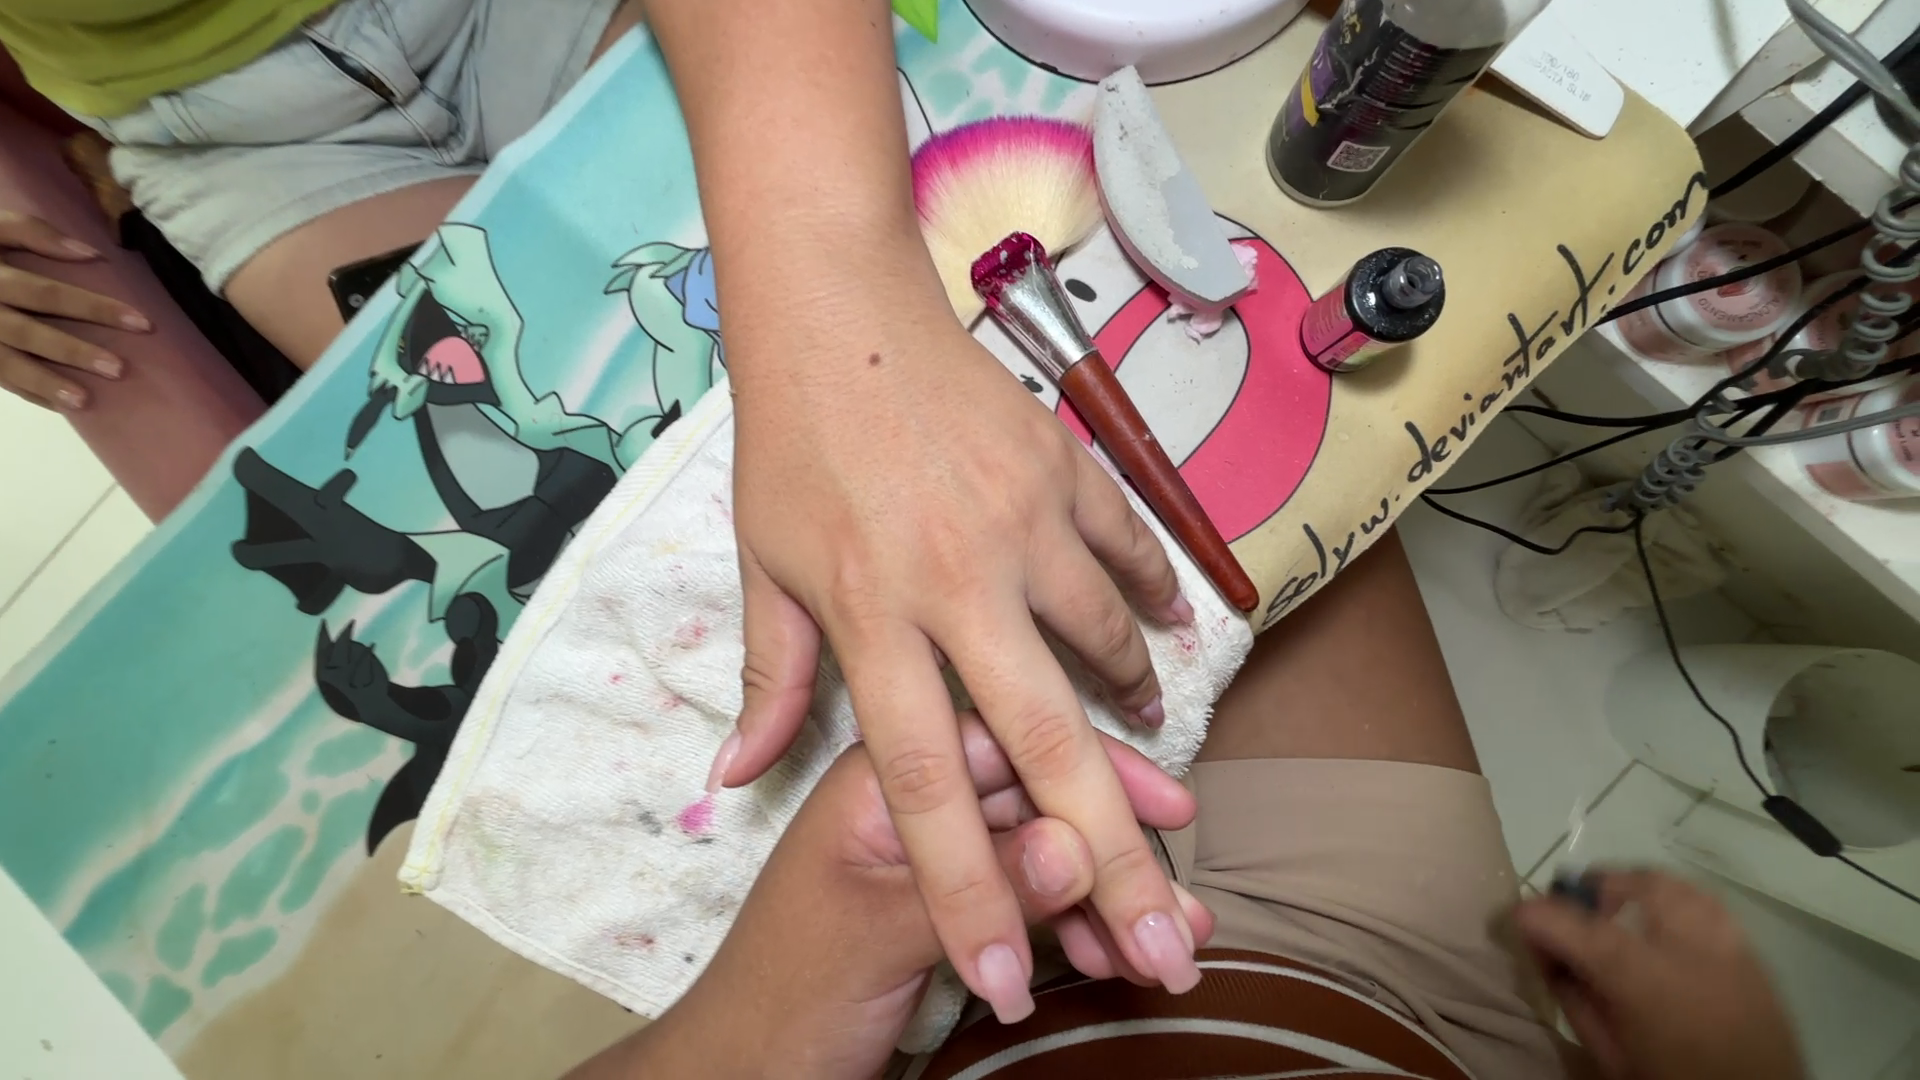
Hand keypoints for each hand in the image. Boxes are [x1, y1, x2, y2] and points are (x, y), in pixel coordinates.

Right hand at [0, 211, 148, 409]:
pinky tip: (65, 408)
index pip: (44, 293)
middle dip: (70, 351)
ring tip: (84, 400)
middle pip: (25, 332)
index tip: (144, 324)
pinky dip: (29, 393)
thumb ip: (29, 231)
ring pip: (4, 361)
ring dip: (43, 381)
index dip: (91, 307)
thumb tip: (91, 254)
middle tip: (119, 369)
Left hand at [580, 716, 1212, 1079]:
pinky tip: (1115, 957)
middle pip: (1036, 800)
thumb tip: (1081, 844)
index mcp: (885, 772)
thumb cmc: (788, 991)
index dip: (1093, 774)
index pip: (1006, 745)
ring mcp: (936, 848)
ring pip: (1040, 852)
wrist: (742, 1071)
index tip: (1170, 810)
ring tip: (1169, 950)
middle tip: (1181, 905)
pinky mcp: (950, 899)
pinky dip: (1074, 928)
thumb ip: (980, 886)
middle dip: (1114, 850)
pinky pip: (1027, 897)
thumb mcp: (880, 935)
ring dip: (1104, 900)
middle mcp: (917, 795)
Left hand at [719, 269, 1198, 1021]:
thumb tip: (736, 772)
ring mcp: (1024, 518)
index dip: (963, 889)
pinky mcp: (1063, 466)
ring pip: (1108, 642)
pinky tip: (1164, 627)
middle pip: (1046, 740)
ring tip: (1150, 733)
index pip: (922, 780)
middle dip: (1112, 856)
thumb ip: (769, 675)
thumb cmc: (793, 443)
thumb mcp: (763, 564)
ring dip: (1135, 702)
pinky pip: (1131, 550)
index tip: (1003, 975)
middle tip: (1168, 939)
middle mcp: (957, 579)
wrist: (839, 316)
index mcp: (871, 614)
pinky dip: (1154, 598)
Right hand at [1517, 869, 1804, 1079]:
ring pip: (1677, 887)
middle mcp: (1687, 954)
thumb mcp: (1604, 1047)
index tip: (1519, 918)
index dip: (1531, 913)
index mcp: (1639, 979)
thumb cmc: (1669, 1079)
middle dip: (1595, 884)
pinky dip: (1676, 904)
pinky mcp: (1757, 965)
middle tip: (1578, 905)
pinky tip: (1664, 928)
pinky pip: (1711, 910)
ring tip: (1622, 908)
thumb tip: (1545, 949)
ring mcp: (1729, 954)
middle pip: (1632, 885)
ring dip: (1638, 888)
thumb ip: (1570, 991)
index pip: (1567, 921)